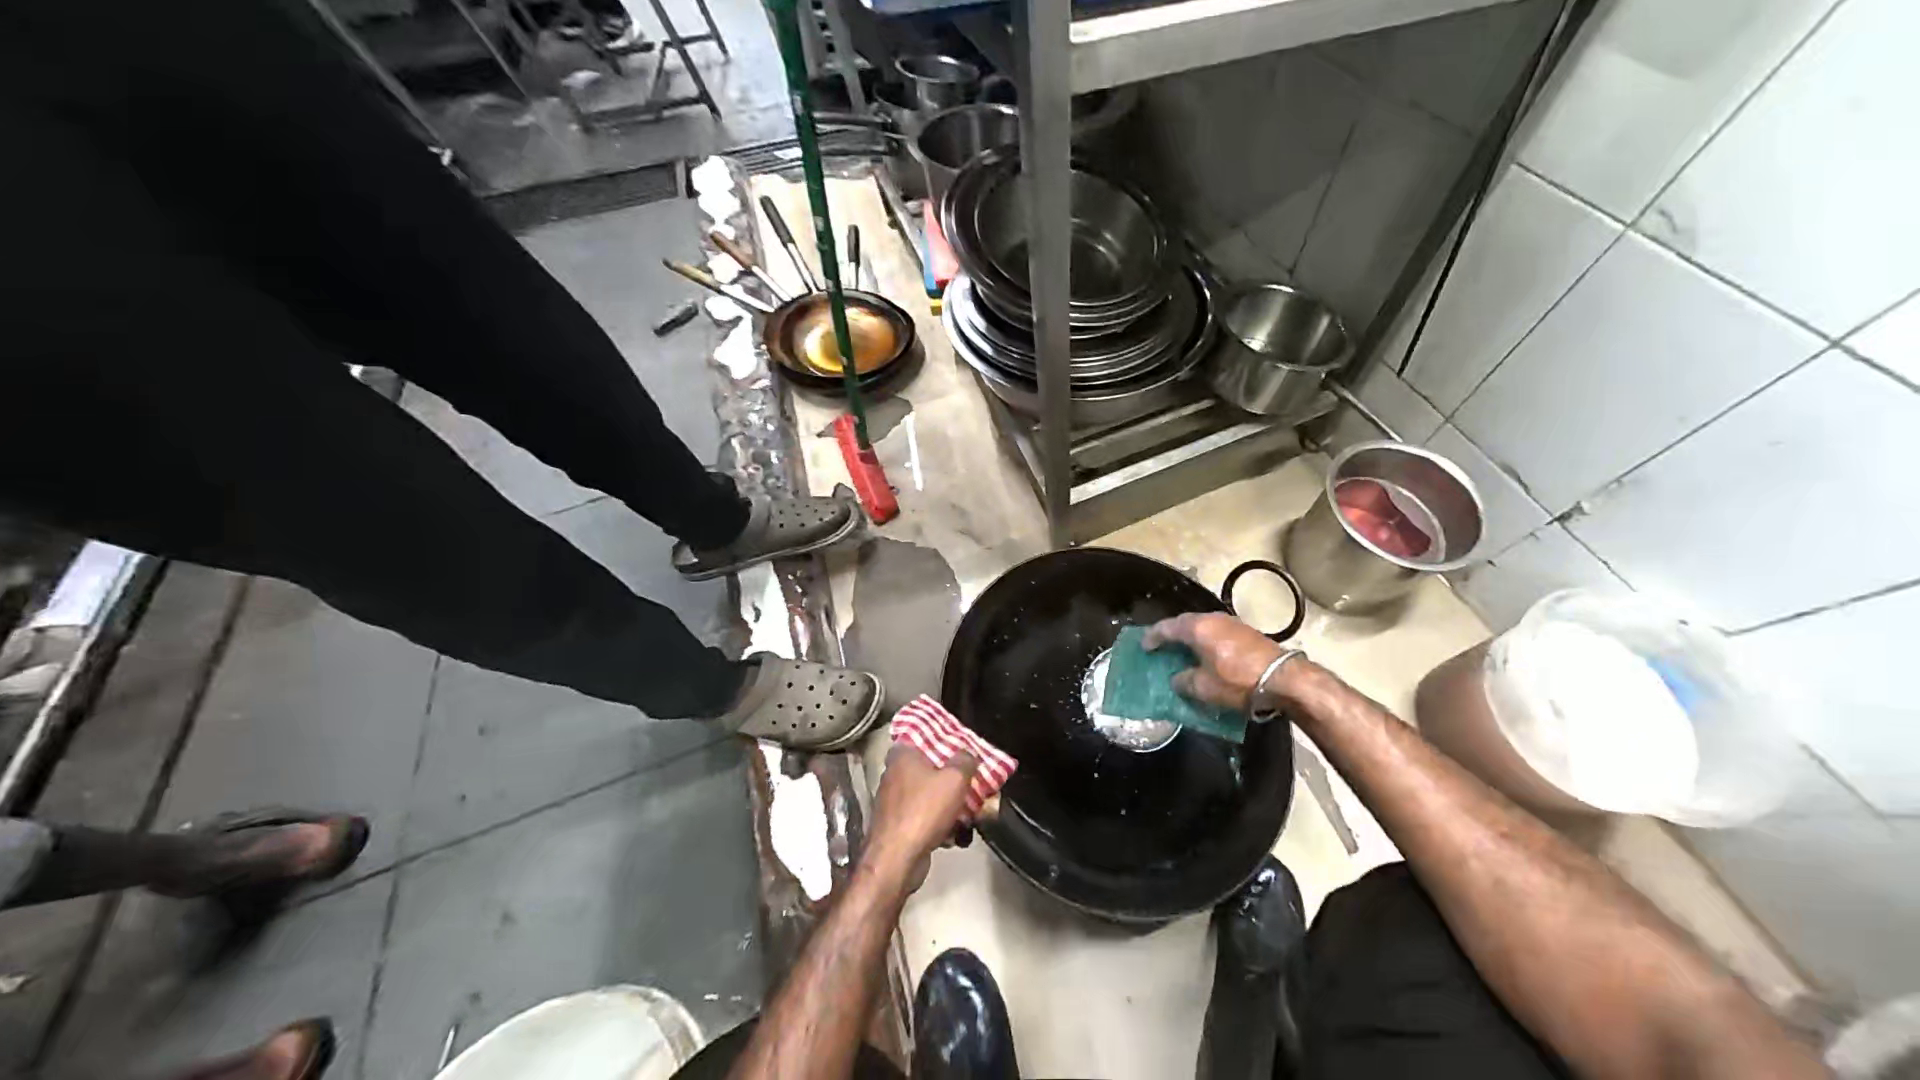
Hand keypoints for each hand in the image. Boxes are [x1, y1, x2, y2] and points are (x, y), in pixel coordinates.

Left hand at [865, 745, 978, 890]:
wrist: (897, 858)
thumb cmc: (924, 810)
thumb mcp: (955, 779)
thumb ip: (966, 761)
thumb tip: (968, 755)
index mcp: (903, 755)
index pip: (926, 737)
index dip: (947, 742)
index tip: (965, 750)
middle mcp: (894, 774)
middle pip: (932, 769)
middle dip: (955, 779)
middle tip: (975, 785)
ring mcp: (894, 801)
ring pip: (931, 795)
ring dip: (952, 805)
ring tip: (973, 814)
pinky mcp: (898, 824)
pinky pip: (926, 817)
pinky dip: (941, 824)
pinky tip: (957, 835)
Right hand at [1142, 613, 1284, 710]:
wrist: (1285, 679)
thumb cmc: (1238, 681)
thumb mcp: (1204, 687)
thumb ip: (1184, 681)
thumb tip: (1177, 679)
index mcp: (1197, 628)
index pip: (1167, 627)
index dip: (1153, 637)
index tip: (1144, 646)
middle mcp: (1213, 619)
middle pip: (1185, 623)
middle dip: (1171, 634)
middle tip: (1161, 645)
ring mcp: (1232, 624)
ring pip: (1203, 627)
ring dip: (1191, 637)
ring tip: (1183, 650)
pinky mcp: (1247, 633)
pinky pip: (1217, 633)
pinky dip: (1207, 642)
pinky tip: (1207, 655)